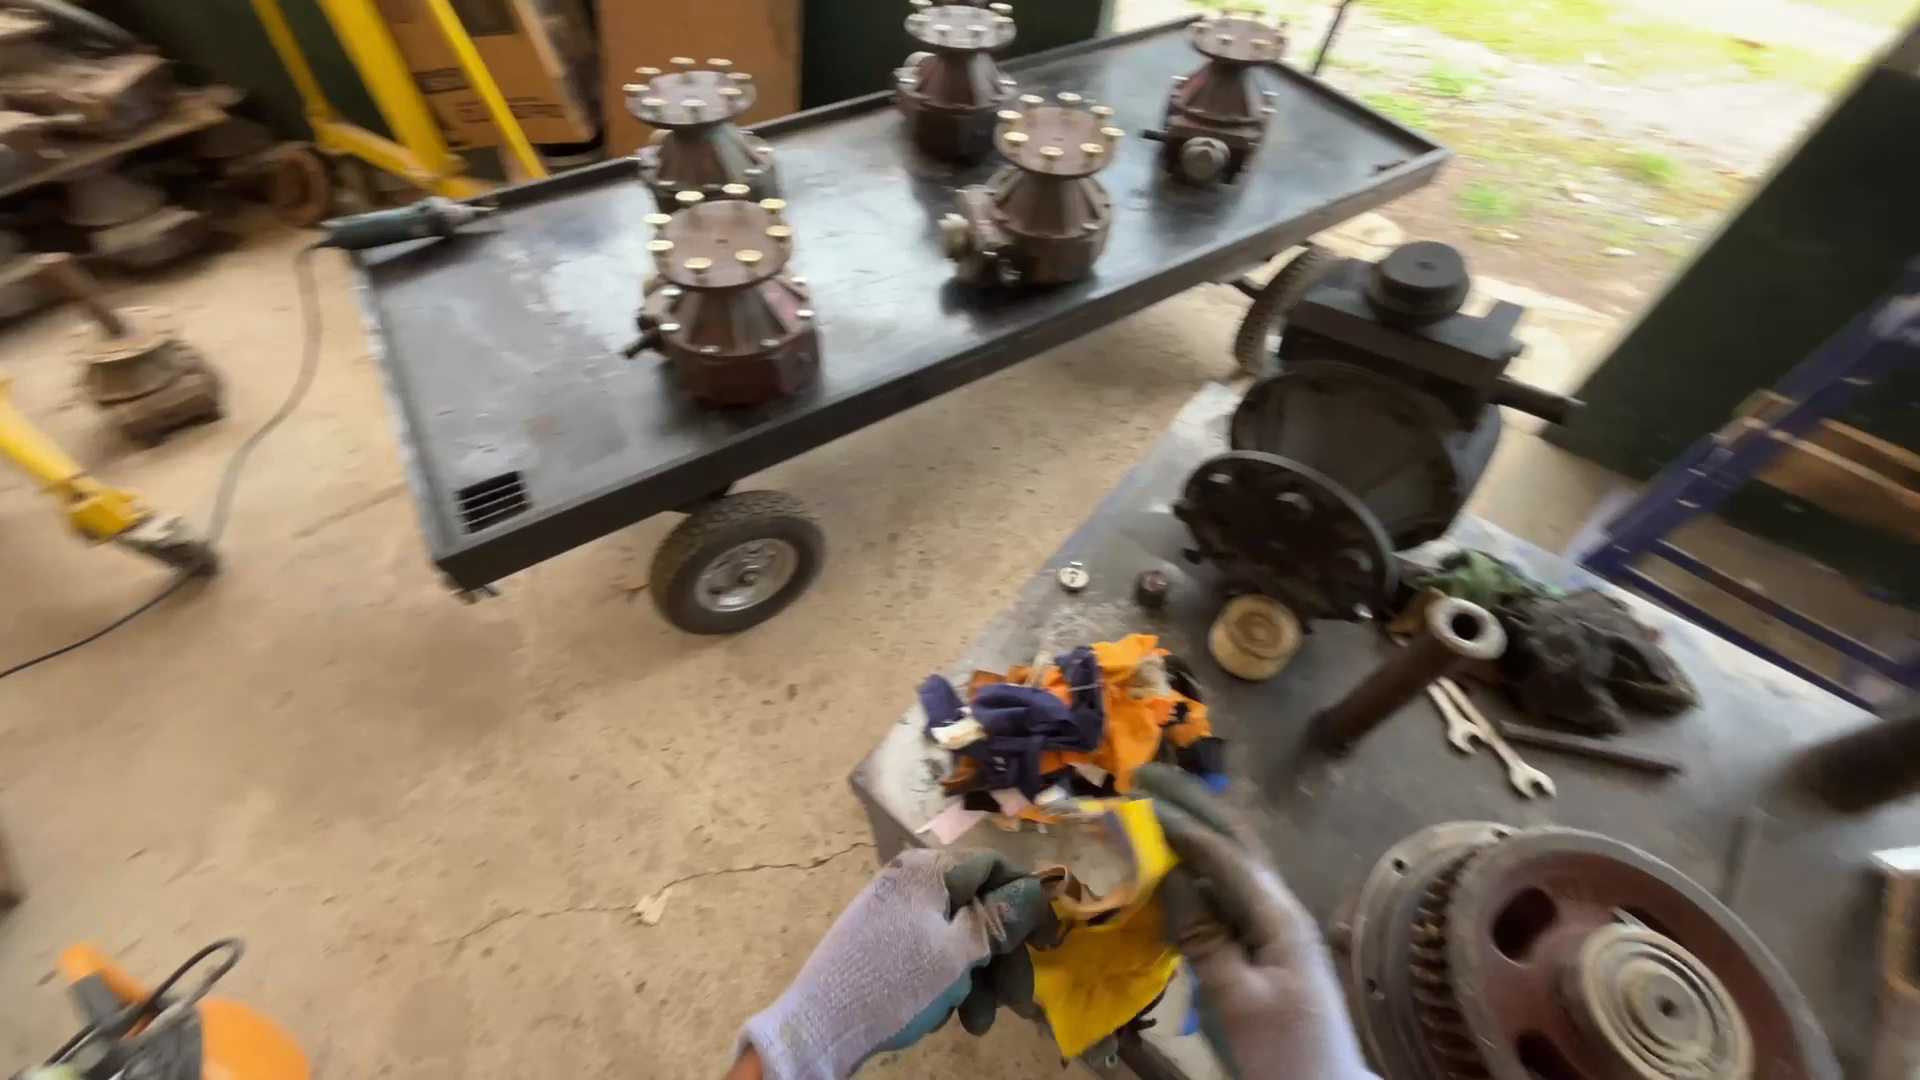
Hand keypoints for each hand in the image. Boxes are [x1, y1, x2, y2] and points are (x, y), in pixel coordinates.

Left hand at [736, 849, 1056, 1079]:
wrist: (819, 1025)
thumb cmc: (896, 982)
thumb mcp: (960, 952)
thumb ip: (1002, 918)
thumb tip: (1036, 888)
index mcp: (929, 869)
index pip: (993, 865)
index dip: (1026, 899)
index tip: (1047, 941)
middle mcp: (912, 879)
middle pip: (977, 906)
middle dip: (1001, 956)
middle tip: (1017, 1000)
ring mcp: (894, 910)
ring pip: (955, 935)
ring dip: (977, 978)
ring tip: (977, 1023)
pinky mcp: (882, 939)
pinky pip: (930, 949)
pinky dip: (946, 978)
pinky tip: (945, 1015)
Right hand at [1133, 764, 1373, 1079]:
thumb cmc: (1285, 1058)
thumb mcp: (1238, 1003)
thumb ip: (1203, 936)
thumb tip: (1168, 873)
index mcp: (1278, 915)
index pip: (1223, 852)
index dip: (1180, 821)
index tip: (1137, 795)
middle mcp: (1278, 904)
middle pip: (1232, 837)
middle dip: (1190, 800)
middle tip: (1143, 773)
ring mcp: (1273, 920)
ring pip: (1229, 856)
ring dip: (1192, 822)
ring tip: (1152, 799)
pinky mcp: (1262, 938)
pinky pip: (1224, 884)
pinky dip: (1194, 859)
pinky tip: (1170, 856)